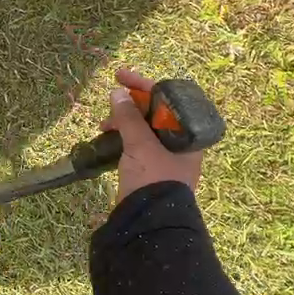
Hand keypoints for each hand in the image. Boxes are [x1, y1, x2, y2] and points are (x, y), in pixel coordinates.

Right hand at [102, 67, 203, 202]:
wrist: (150, 219)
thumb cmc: (153, 177)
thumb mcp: (140, 145)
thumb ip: (128, 118)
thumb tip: (117, 93)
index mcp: (189, 133)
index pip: (168, 99)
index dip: (143, 85)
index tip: (120, 75)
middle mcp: (181, 141)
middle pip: (155, 111)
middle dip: (129, 104)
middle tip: (109, 104)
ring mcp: (166, 154)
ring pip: (143, 126)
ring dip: (123, 121)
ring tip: (104, 126)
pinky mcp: (150, 166)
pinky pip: (137, 141)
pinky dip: (122, 135)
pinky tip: (108, 137)